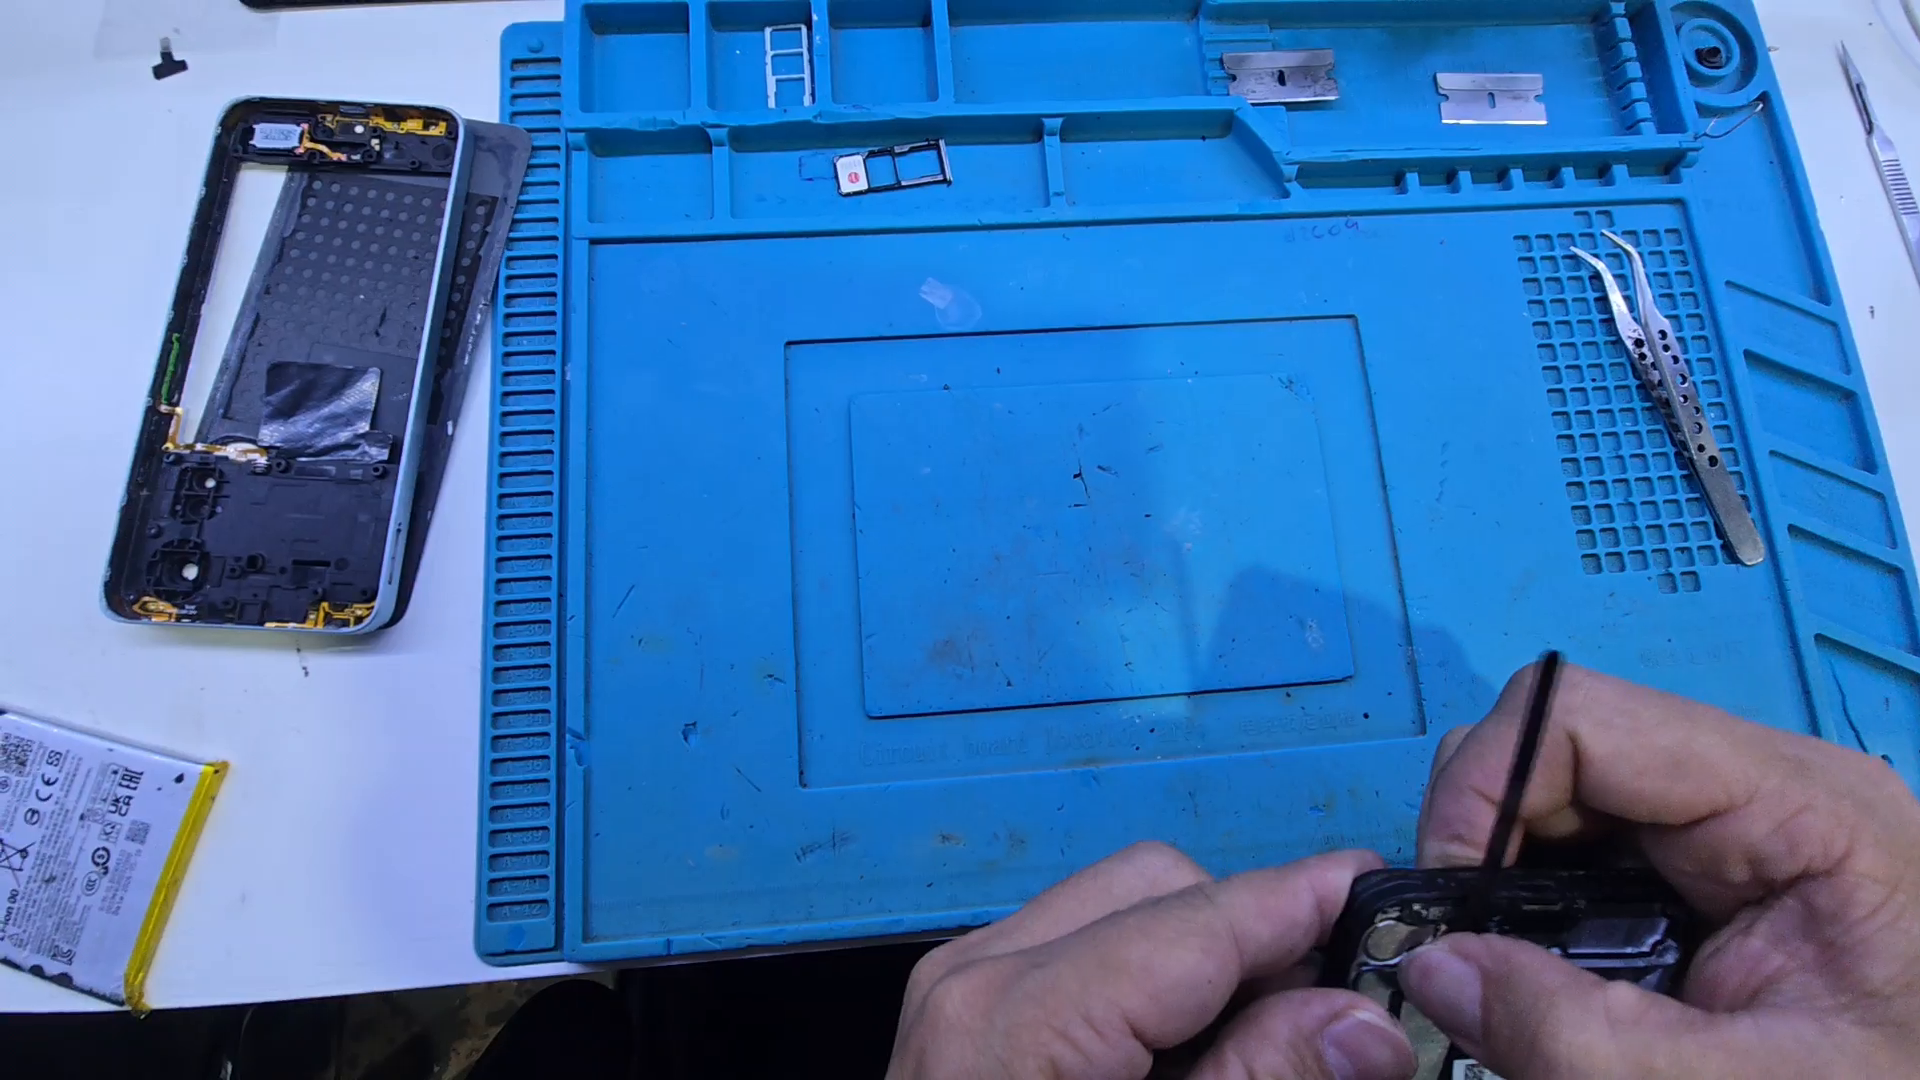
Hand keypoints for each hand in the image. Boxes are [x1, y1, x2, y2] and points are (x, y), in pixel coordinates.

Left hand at [886, 842, 1416, 1079]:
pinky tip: (1181, 1040)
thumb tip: (1365, 1023)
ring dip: (1200, 947)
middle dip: (1245, 929)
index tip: (1373, 884)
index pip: (1185, 921)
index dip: (1290, 900)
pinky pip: (1081, 937)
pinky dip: (1147, 970)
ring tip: (1259, 1029)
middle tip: (1324, 1006)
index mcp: (1019, 1017)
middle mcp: (982, 966)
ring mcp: (965, 973)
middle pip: (1151, 886)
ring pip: (1118, 900)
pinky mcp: (966, 993)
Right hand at [1402, 662, 1919, 1077]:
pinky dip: (1518, 875)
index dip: (1483, 786)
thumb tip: (1427, 965)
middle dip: (1477, 824)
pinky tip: (1539, 940)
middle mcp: (1742, 778)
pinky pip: (1560, 824)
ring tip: (1505, 943)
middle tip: (1473, 927)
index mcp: (1792, 801)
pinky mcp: (1687, 846)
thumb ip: (1586, 1039)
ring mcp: (1712, 808)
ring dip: (1490, 853)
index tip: (1457, 890)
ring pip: (1536, 778)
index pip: (1570, 716)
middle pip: (1538, 736)